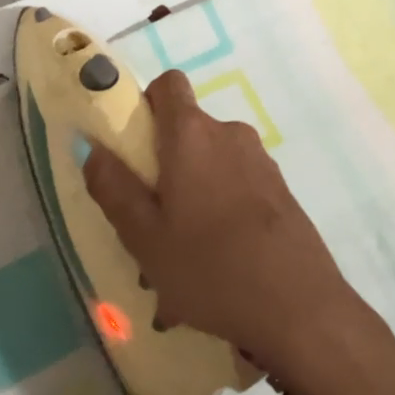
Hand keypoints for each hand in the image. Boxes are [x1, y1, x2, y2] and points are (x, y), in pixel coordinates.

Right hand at [82, 70, 394, 394]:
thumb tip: (93, 148)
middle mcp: (229, 134)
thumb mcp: (143, 236)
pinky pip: (238, 188)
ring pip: (212, 165)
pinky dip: (221, 214)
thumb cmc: (210, 268)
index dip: (146, 103)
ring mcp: (261, 162)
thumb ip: (112, 187)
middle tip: (150, 222)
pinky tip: (215, 270)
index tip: (133, 146)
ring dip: (192, 197)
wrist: (301, 311)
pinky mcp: (281, 193)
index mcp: (191, 134)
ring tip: (181, 259)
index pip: (168, 84)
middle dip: (164, 166)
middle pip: (187, 131)